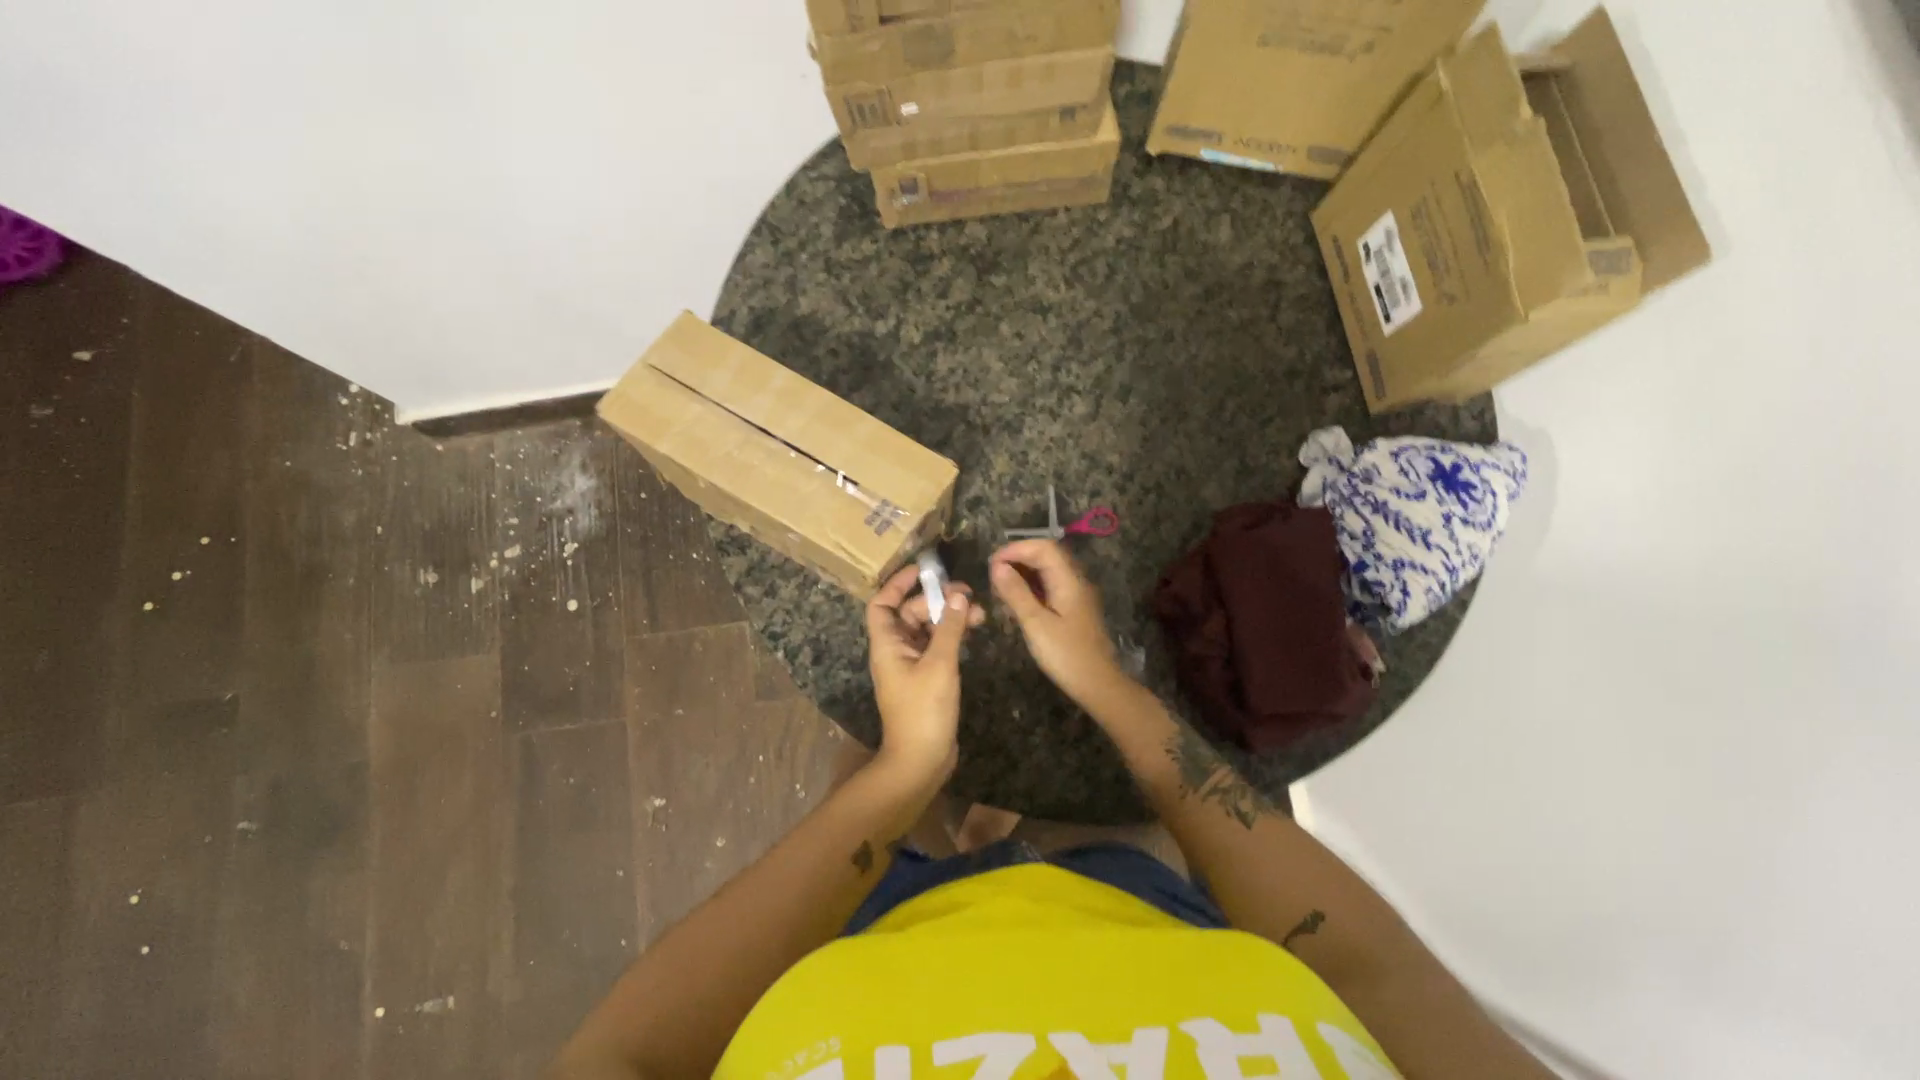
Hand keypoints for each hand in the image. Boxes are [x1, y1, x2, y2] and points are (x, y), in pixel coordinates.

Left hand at [865, 563, 983, 783]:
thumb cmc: (923, 710)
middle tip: (967, 595)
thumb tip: (958, 596)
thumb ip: (950, 628)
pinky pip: (936, 647)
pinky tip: (972, 632)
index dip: (898, 584)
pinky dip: (952, 636)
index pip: (882, 604)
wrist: (921, 760)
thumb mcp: (939, 664)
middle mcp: (895, 652)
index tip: (922, 570)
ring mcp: (911, 667)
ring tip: (979, 613)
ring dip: (949, 618)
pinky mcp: (927, 680)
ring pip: (928, 630)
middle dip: (936, 600)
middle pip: (910, 614)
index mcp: (887, 645)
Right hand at [989, 540, 1127, 706]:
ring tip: (1000, 589)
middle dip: (1017, 560)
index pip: (1043, 548)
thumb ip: (1016, 593)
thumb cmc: (1066, 655)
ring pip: (1047, 572)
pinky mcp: (1072, 610)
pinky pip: (1049, 588)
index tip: (991, 564)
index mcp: (1068, 581)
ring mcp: (1075, 596)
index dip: (1015, 549)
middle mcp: (1074, 582)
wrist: (1097, 685)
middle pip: (1046, 556)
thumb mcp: (1036, 624)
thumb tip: (997, 567)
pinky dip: (1031, 589)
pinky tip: (1016, 603)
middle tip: (993, 577)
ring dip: (1023, 574)